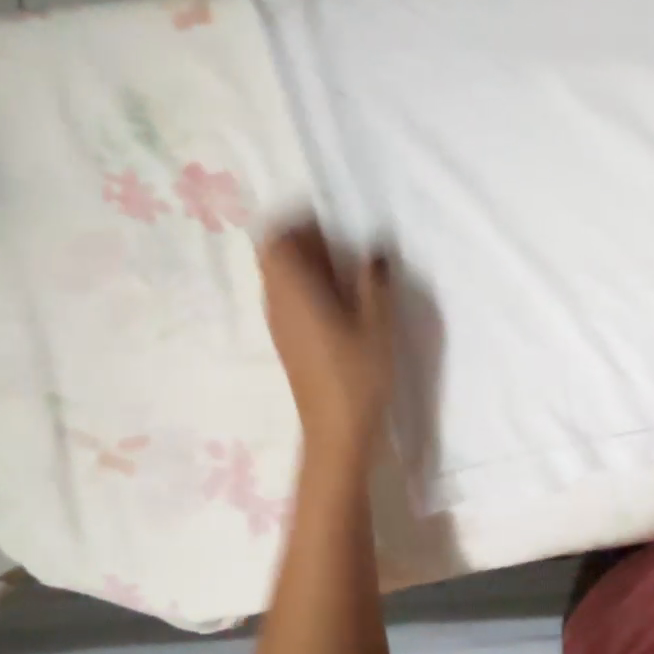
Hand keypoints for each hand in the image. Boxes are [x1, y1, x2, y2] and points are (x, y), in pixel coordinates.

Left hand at [258, 223, 394, 451]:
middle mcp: (277, 302)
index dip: (300, 223)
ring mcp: (280, 323)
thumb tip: (372, 251)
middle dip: (309, 242)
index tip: (336, 223)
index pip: (276, 239)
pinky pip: (292, 298)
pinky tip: (347, 303)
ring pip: (284, 277)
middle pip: (278, 255)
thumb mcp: (377, 322)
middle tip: (350, 245)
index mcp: (293, 291)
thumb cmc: (358, 374)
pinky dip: (313, 288)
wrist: (337, 431)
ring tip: (352, 271)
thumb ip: (373, 281)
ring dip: (312, 266)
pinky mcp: (290, 340)